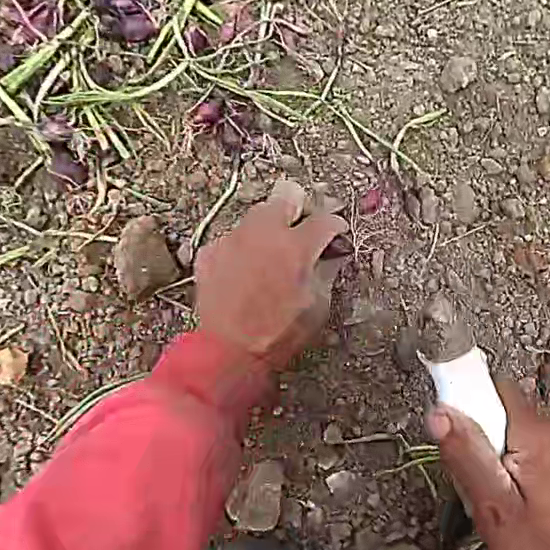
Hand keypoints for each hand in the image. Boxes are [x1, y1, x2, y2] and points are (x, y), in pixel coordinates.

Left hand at [195, 180, 349, 369]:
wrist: (228, 351)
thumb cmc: (278, 332)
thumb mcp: (318, 303)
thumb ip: (327, 270)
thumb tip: (334, 255)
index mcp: (296, 246)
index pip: (325, 220)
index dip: (337, 225)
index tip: (339, 232)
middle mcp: (263, 235)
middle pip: (286, 198)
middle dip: (300, 207)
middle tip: (307, 223)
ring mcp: (232, 241)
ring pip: (257, 215)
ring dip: (271, 224)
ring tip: (277, 245)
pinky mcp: (210, 253)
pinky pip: (233, 236)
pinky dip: (246, 243)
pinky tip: (251, 262)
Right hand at [428, 379, 549, 549]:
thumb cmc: (530, 543)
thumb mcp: (491, 503)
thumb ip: (466, 454)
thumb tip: (439, 412)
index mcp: (534, 432)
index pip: (495, 388)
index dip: (468, 397)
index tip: (448, 425)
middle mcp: (549, 427)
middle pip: (501, 404)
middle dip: (477, 428)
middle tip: (468, 471)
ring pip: (508, 424)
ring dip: (488, 445)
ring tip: (483, 486)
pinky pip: (520, 441)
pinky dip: (503, 456)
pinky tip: (499, 489)